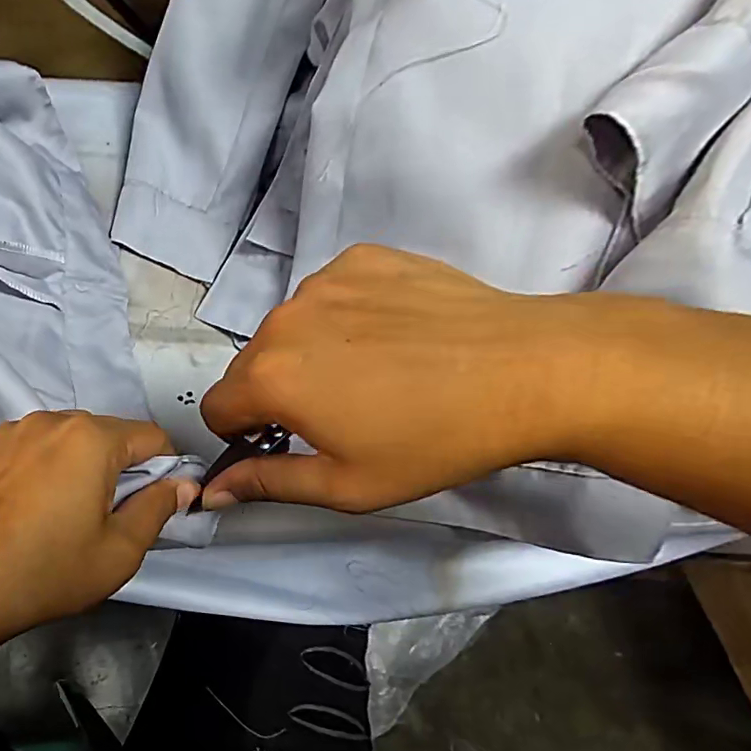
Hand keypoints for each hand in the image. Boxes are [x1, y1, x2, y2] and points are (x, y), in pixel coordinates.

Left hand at [0, 411, 194, 655]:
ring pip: (72, 439)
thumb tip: (183, 483)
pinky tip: (38, 506)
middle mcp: (51, 421)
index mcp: (90, 437)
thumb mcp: (120, 550)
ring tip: (71, 514)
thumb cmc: (49, 570)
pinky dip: (51, 466)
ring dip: (86, 465)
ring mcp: (15, 431)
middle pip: (110, 434)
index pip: (152, 437)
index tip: (161, 505)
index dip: (168, 469)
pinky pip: (39, 447)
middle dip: (124, 468)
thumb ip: (159, 507)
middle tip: (113, 517)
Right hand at [199, 245, 610, 511]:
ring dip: (306, 352)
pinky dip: (342, 316)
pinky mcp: (359, 260)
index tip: (284, 440)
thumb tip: (212, 491)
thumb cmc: (437, 439)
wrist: (538, 371)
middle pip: (248, 367)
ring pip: (286, 330)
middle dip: (274, 392)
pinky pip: (325, 295)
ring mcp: (321, 284)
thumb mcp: (346, 484)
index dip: (244, 432)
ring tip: (372, 370)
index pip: (215, 407)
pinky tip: (389, 335)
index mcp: (269, 378)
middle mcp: (281, 322)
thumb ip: (264, 483)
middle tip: (337, 412)